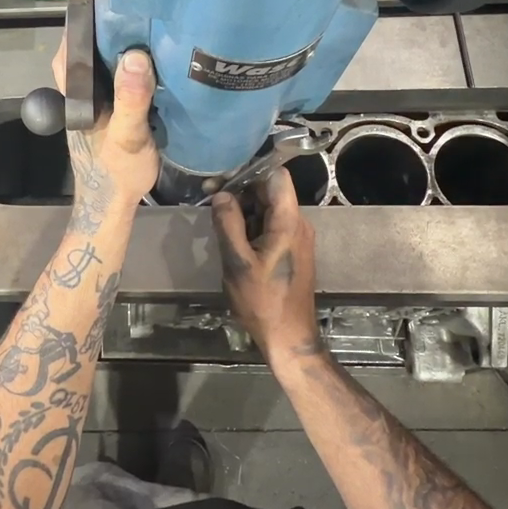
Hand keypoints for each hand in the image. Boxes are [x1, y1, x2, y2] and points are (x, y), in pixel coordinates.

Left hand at [54, 35, 157, 228]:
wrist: (112, 205)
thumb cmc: (116, 172)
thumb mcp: (129, 136)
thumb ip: (131, 99)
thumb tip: (135, 57)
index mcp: (76, 96)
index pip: (68, 49)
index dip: (81, 23)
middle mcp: (79, 95)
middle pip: (83, 52)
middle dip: (103, 30)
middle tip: (134, 6)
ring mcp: (92, 105)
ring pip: (98, 67)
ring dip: (116, 48)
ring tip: (146, 25)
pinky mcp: (107, 113)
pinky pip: (113, 81)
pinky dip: (127, 68)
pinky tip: (150, 61)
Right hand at [213, 169, 321, 359]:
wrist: (288, 336)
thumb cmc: (263, 301)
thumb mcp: (237, 262)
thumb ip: (228, 223)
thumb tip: (221, 194)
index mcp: (289, 222)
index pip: (277, 176)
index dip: (250, 172)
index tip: (224, 178)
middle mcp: (297, 224)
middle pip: (269, 191)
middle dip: (240, 191)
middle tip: (210, 197)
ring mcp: (295, 237)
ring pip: (267, 209)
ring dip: (243, 209)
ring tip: (215, 217)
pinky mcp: (291, 250)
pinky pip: (270, 225)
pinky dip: (250, 225)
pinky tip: (230, 236)